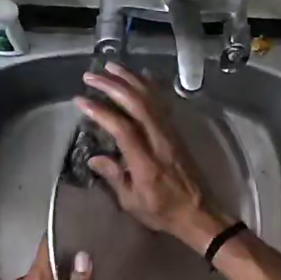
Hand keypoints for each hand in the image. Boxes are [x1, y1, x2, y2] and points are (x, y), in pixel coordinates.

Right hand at [74, 62, 229, 253]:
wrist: (199, 212)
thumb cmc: (163, 211)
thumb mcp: (132, 202)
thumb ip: (114, 177)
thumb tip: (94, 157)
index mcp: (146, 162)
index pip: (122, 129)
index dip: (101, 112)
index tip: (81, 101)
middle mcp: (160, 141)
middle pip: (137, 105)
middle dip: (113, 86)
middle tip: (91, 76)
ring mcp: (170, 133)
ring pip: (151, 98)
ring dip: (130, 79)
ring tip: (111, 67)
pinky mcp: (176, 131)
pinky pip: (162, 102)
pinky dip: (150, 85)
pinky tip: (139, 75)